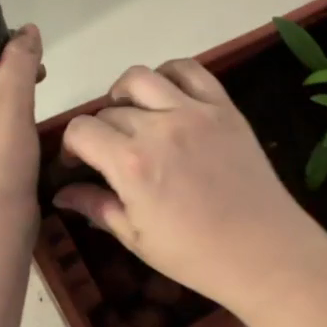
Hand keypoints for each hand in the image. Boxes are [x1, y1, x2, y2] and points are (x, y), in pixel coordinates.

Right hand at [52, 60, 326, 309]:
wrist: (264, 252)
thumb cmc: (195, 255)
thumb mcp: (136, 237)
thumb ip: (97, 206)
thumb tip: (61, 194)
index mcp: (131, 163)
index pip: (81, 130)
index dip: (71, 147)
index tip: (78, 164)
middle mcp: (158, 127)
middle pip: (109, 110)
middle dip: (100, 131)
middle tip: (110, 154)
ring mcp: (194, 112)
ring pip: (142, 78)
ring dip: (126, 93)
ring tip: (132, 115)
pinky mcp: (223, 107)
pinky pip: (189, 71)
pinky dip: (170, 75)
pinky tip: (167, 97)